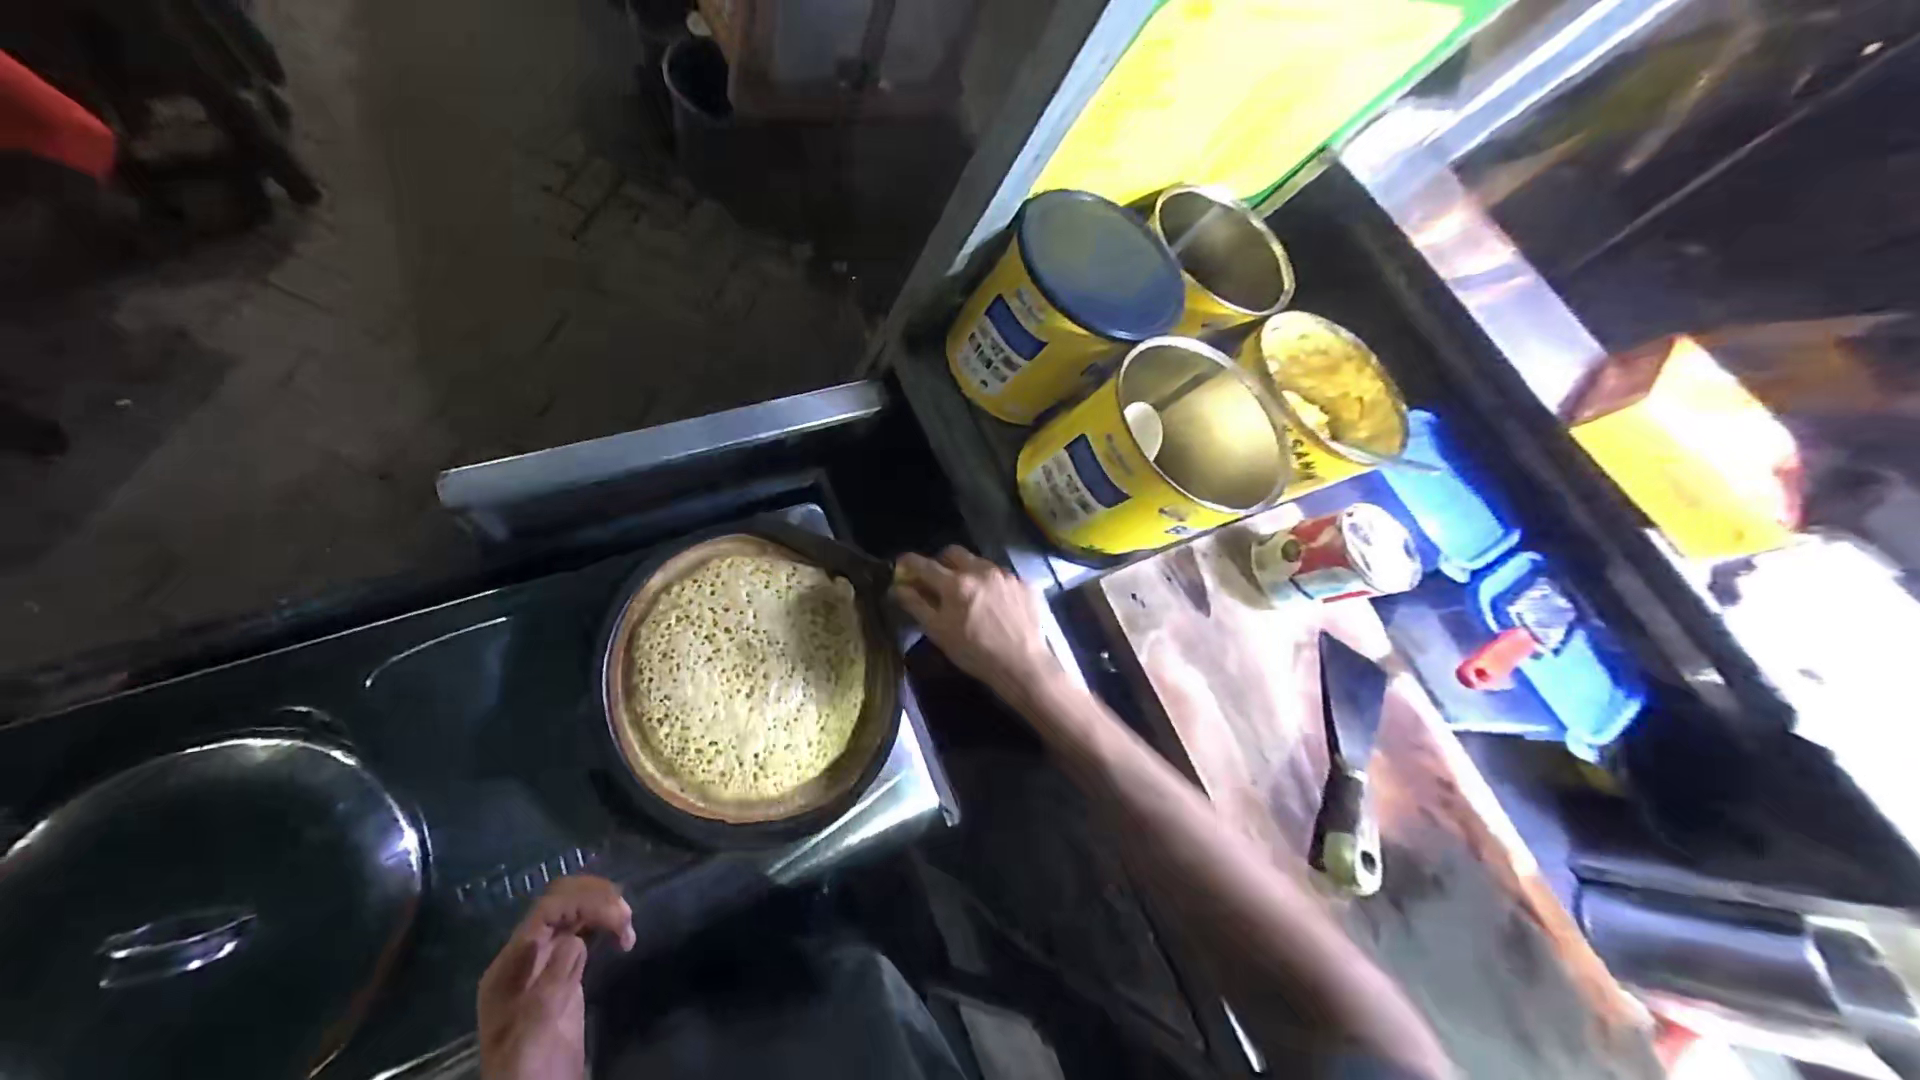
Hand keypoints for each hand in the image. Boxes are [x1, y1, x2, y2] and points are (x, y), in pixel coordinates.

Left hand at [477, 875, 635, 1079]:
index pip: (546, 911)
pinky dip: (606, 924)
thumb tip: (572, 939)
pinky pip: (584, 930)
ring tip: (627, 929)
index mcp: (510, 968)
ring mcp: (546, 963)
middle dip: (596, 899)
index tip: (617, 918)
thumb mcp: (533, 1034)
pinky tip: (622, 937)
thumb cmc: (527, 1074)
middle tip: (625, 919)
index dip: (583, 902)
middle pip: (560, 902)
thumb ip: (549, 984)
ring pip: (575, 911)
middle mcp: (526, 957)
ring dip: (604, 908)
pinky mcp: (566, 971)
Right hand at [892, 546, 1058, 696]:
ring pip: (979, 562)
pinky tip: (994, 603)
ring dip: (969, 572)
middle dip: (941, 562)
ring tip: (969, 594)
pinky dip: (992, 584)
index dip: (909, 562)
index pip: (925, 564)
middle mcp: (981, 570)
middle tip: (939, 579)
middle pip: (954, 552)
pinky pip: (1001, 575)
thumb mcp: (938, 632)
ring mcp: (1005, 575)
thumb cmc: (974, 652)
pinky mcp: (1024, 583)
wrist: (1021, 665)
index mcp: (956, 583)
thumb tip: (899, 587)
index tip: (902, 564)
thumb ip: (916, 605)